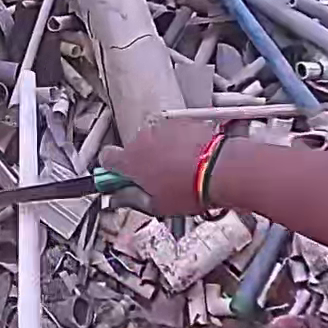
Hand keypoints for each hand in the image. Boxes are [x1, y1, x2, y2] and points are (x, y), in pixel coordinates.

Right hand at [99, 117, 220, 216]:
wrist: (222, 169)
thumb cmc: (191, 188)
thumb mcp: (156, 205)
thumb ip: (131, 198)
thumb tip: (120, 198)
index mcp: (129, 159)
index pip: (105, 159)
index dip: (111, 170)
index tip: (118, 179)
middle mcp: (142, 138)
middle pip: (132, 149)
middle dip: (140, 163)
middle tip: (155, 182)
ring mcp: (162, 128)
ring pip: (153, 140)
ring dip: (160, 152)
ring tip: (178, 172)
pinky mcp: (180, 121)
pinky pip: (172, 132)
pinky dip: (177, 143)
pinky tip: (190, 160)